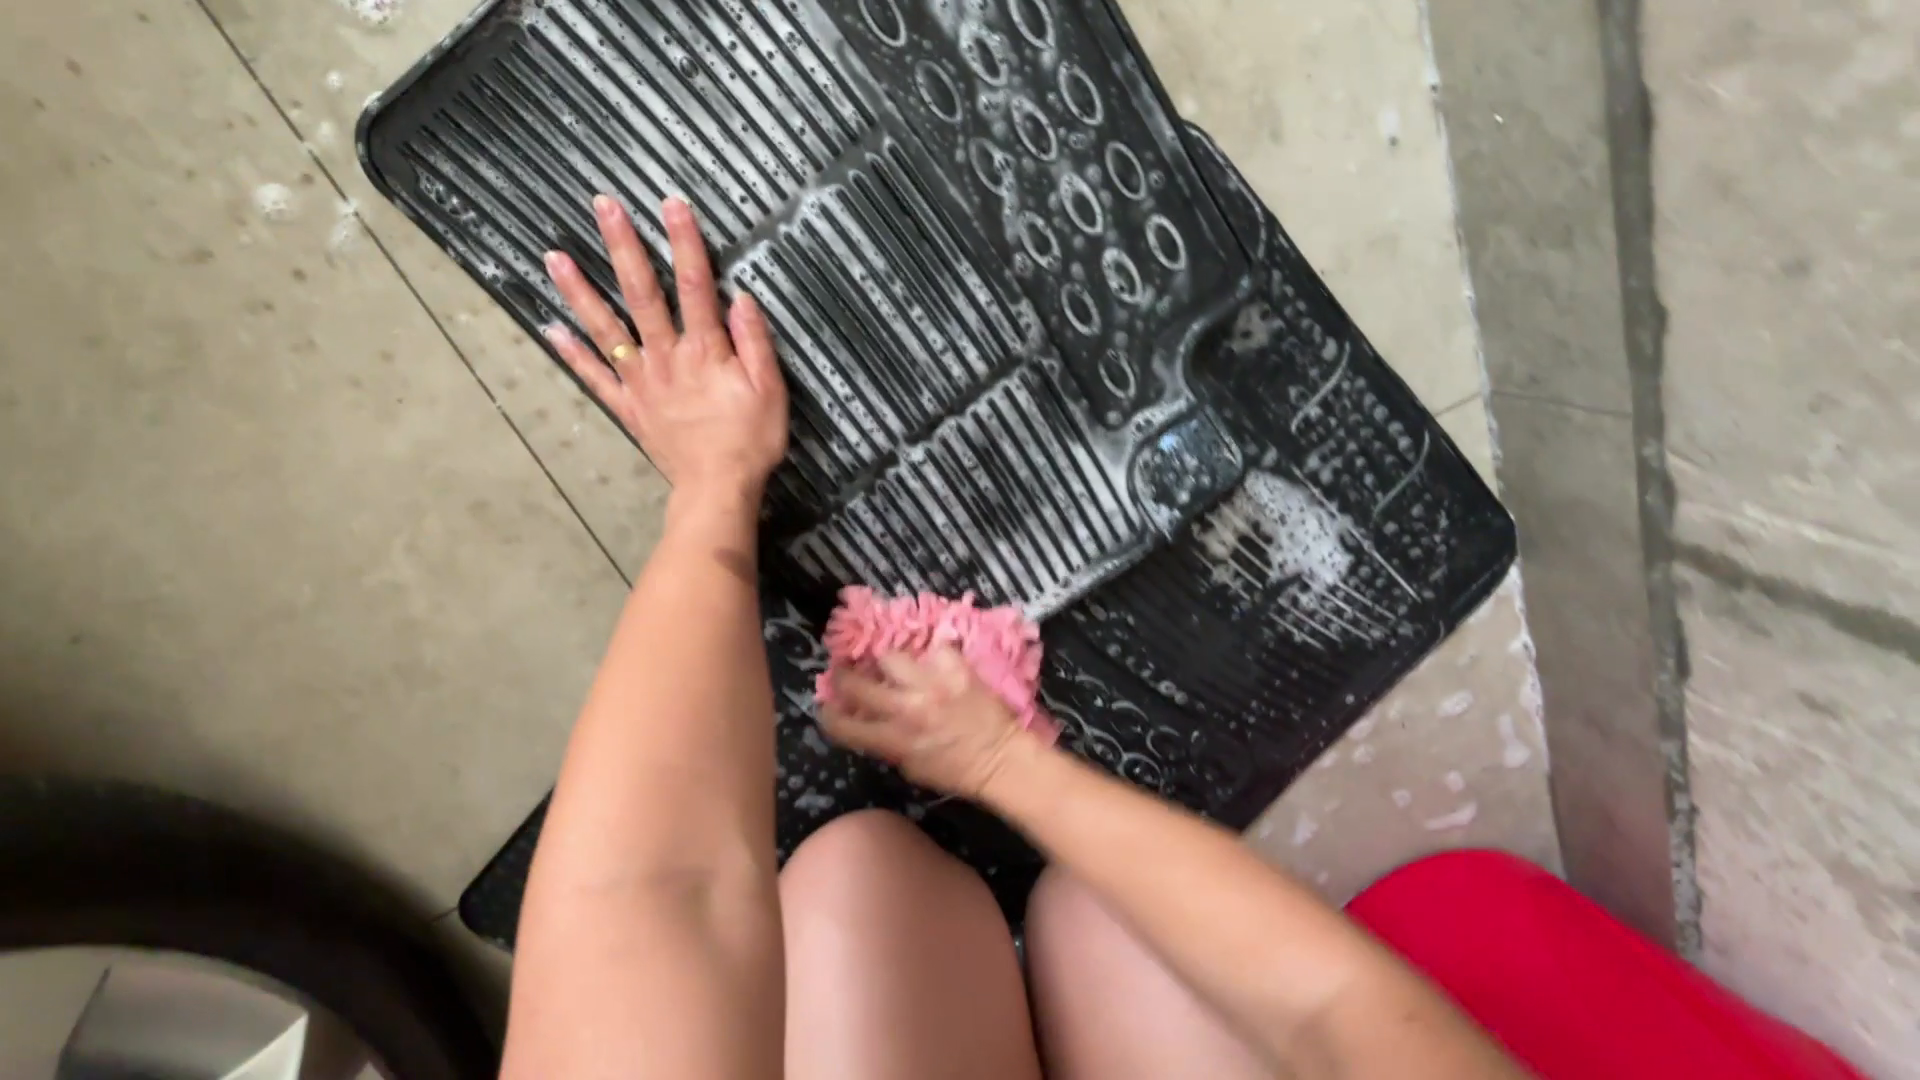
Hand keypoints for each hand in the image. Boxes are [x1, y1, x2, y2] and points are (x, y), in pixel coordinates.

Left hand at [543, 195, 788, 506]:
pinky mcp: (628, 407)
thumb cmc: (751, 440)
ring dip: (580, 291)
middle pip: (642, 294)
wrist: (717, 487)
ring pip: (607, 328)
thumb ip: (755, 343)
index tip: (671, 204)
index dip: (685, 242)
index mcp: (705, 350)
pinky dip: (572, 354)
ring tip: (553, 256)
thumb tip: (740, 297)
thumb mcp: (770, 391)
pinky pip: (595, 378)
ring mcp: (641, 381)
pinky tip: (550, 328)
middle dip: (623, 247)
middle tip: (602, 206)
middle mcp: (666, 356)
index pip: (696, 285)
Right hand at [819, 649, 1036, 799]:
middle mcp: (907, 708)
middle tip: (846, 672)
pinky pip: (932, 649)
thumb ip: (884, 743)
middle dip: (843, 677)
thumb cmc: (955, 771)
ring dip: (886, 662)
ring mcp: (931, 683)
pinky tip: (933, 664)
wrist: (1001, 759)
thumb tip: (864, 721)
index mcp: (893, 740)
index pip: (843, 725)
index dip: (828, 714)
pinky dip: (930, 655)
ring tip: (891, 665)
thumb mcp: (910, 767)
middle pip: (856, 683)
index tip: (828, 706)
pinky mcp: (955, 668)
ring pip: (889, 656)